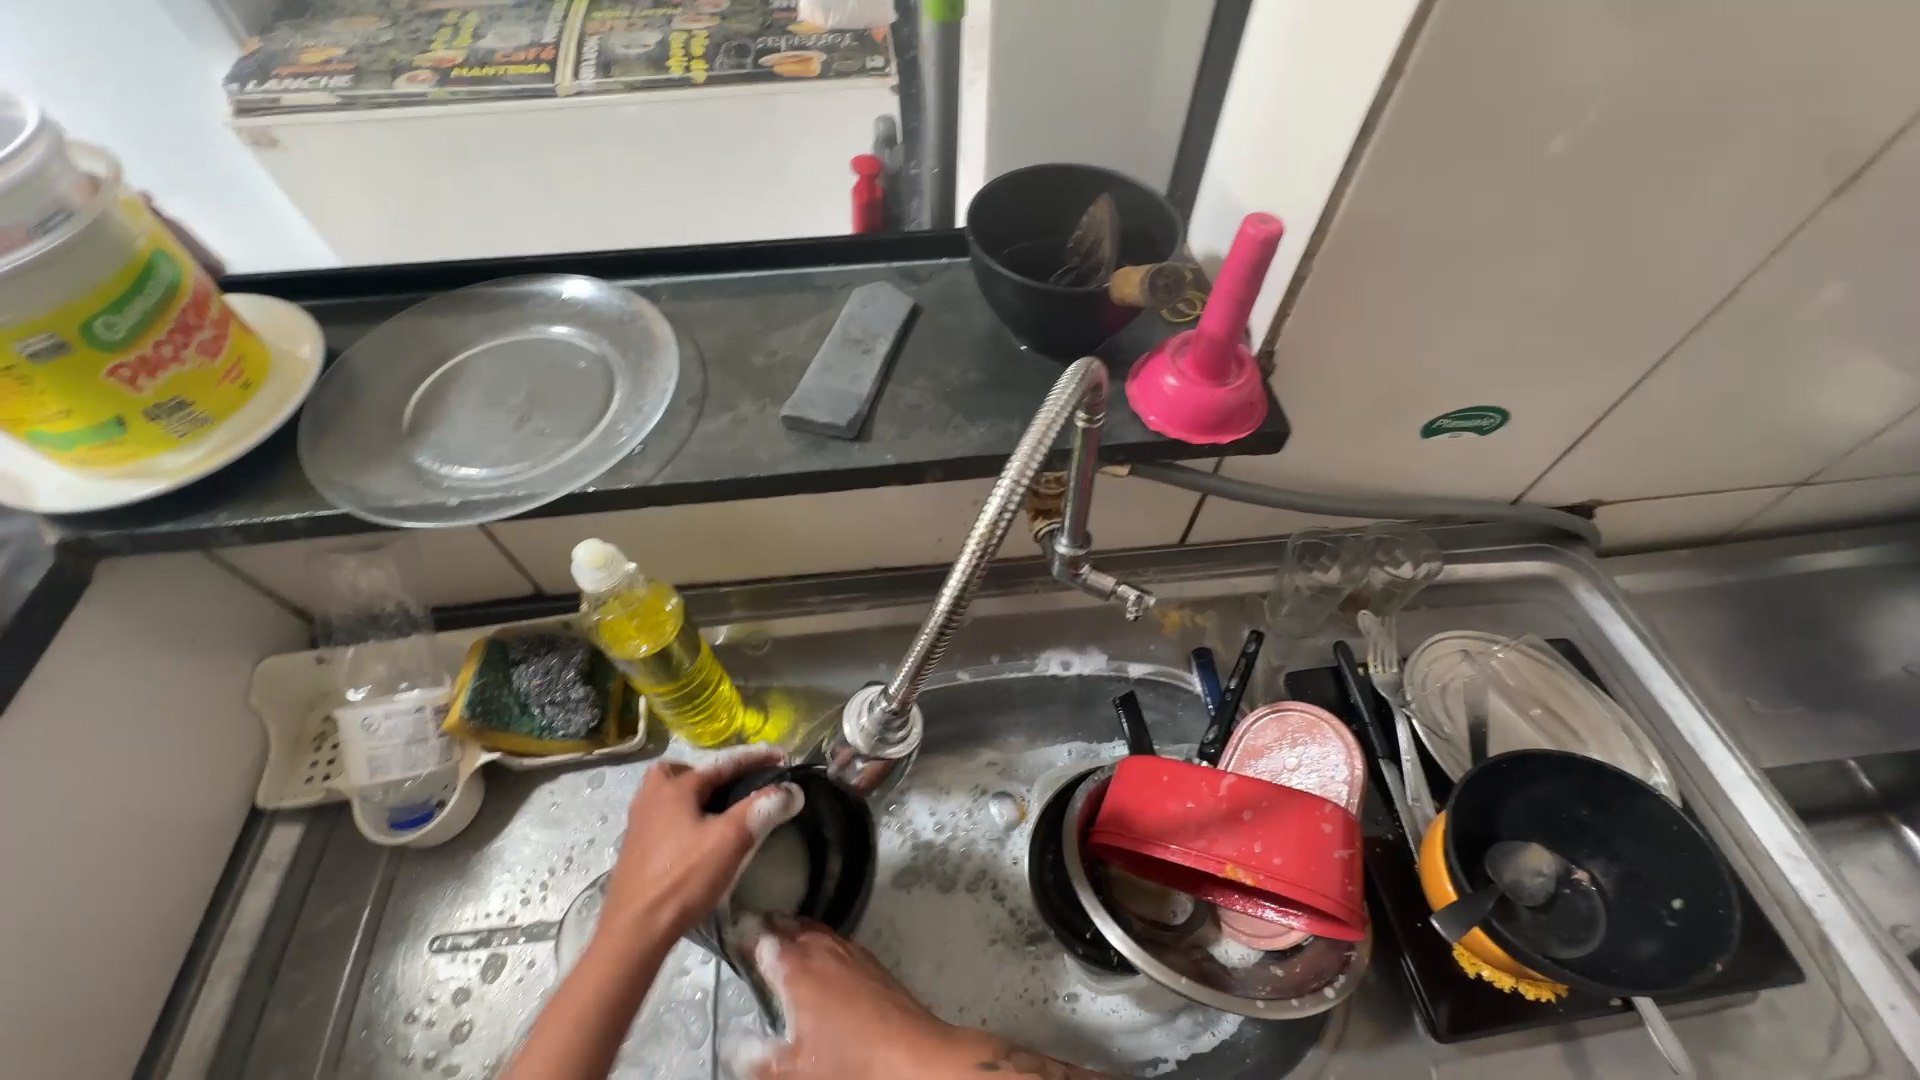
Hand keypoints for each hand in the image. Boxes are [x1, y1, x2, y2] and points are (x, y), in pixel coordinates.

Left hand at [598, 746, 804, 949]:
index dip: (756, 758)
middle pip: (686, 771)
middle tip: (736, 784)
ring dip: (697, 795)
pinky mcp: (636, 849)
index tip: (782, 758)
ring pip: (671, 794)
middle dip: (714, 772)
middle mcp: (652, 797)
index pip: (723, 762)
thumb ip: (762, 809)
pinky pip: (666, 817)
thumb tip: (792, 790)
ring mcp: (639, 823)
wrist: (634, 931)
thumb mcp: (731, 841)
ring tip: (721, 811)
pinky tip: (699, 838)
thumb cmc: (683, 879)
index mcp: (674, 788)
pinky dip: (686, 816)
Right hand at [723, 915, 957, 1079]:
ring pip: (816, 931)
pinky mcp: (871, 962)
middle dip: (771, 928)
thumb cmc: (849, 1061)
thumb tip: (734, 1046)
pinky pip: (836, 943)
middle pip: (791, 926)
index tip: (733, 933)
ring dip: (797, 933)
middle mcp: (823, 949)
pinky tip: (821, 964)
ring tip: (783, 943)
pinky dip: (821, 945)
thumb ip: (756, 1059)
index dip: (745, 934)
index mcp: (797, 967)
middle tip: (754, 933)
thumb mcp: (792, 1071)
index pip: (763, 939)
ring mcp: (851, 952)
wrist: (912, 1055)